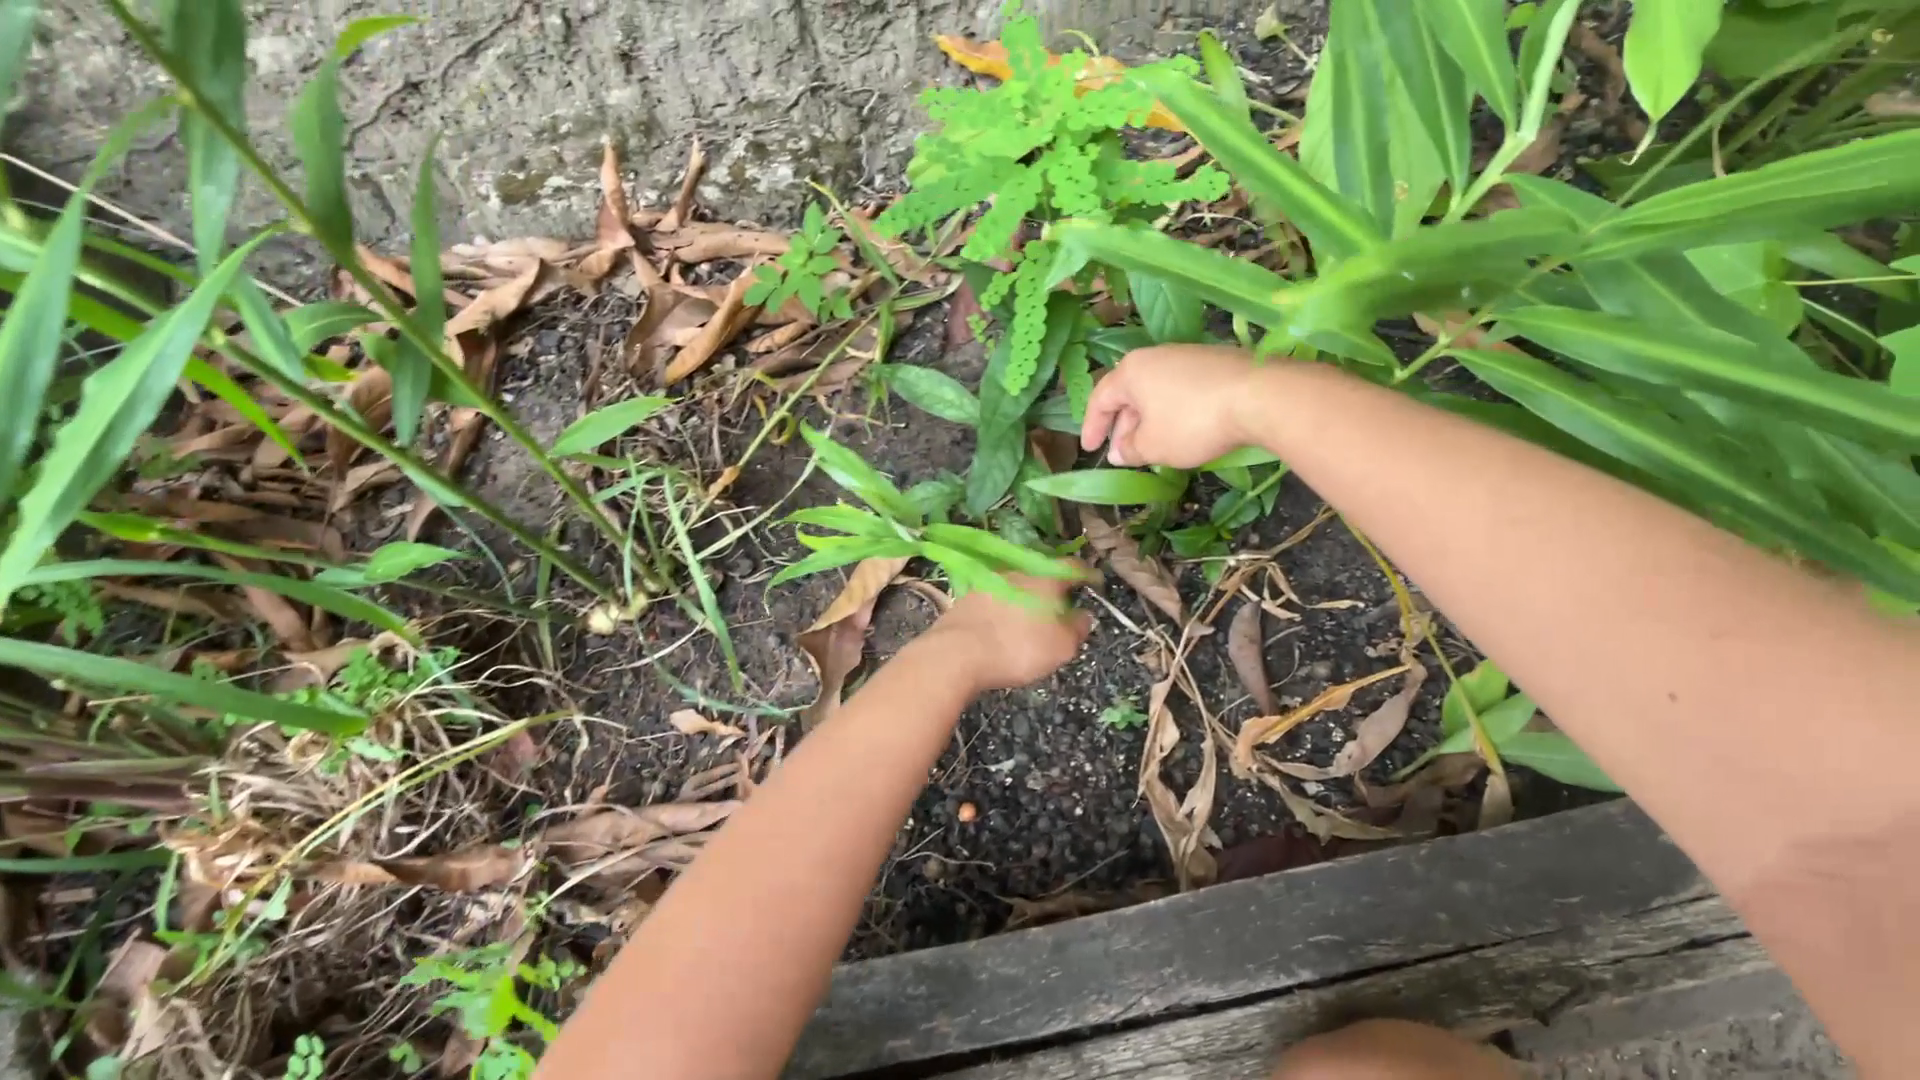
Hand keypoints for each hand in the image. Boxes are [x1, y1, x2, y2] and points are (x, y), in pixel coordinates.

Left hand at [921, 573, 1091, 691]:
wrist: (956, 653)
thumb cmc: (1018, 648)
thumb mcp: (1062, 647)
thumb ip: (1077, 629)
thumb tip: (1083, 616)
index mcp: (1045, 578)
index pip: (1073, 567)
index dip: (1087, 575)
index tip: (1094, 585)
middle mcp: (1017, 572)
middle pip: (1042, 576)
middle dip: (1054, 590)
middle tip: (1061, 610)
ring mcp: (989, 584)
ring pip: (1017, 588)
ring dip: (1027, 601)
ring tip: (1031, 623)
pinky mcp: (967, 599)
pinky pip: (996, 601)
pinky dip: (1004, 611)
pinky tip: (1003, 629)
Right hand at [1081, 344, 1275, 467]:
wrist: (1260, 396)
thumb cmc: (1193, 422)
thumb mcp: (1153, 446)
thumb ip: (1129, 450)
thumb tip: (1119, 451)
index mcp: (1131, 371)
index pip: (1099, 399)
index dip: (1091, 427)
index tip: (1090, 450)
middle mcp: (1155, 357)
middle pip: (1128, 394)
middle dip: (1122, 426)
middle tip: (1122, 454)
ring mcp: (1186, 356)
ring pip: (1155, 392)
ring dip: (1148, 420)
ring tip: (1152, 446)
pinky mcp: (1214, 363)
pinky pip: (1180, 389)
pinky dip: (1172, 411)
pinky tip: (1182, 431)